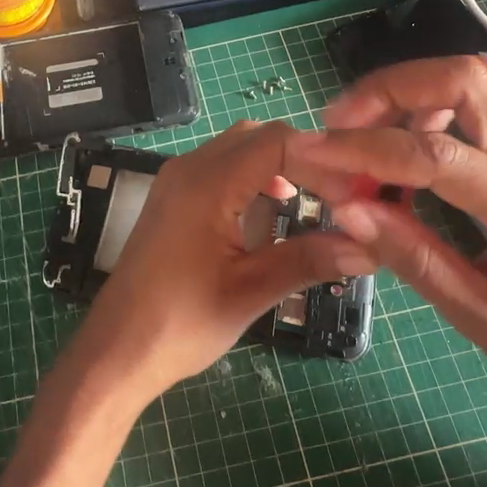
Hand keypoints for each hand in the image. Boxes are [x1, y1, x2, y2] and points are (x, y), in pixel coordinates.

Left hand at [76, 121, 374, 401]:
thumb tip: (368, 249)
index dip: (321, 161)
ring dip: (279, 166)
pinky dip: (254, 178)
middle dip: (304, 159)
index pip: (276, 141)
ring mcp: (177, 181)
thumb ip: (308, 260)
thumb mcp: (250, 292)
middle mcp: (189, 169)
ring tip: (316, 202)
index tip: (353, 194)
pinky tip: (273, 213)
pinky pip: (221, 168)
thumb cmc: (180, 323)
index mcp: (207, 183)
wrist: (117, 350)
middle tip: (341, 195)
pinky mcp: (174, 199)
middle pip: (258, 136)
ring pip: (239, 149)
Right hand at [291, 57, 486, 420]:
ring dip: (410, 86)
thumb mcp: (482, 323)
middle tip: (338, 123)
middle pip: (468, 79)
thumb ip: (414, 258)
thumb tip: (346, 208)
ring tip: (364, 126)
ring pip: (477, 76)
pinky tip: (405, 138)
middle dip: (390, 88)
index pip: (440, 154)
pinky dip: (432, 99)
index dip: (368, 148)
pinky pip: (485, 99)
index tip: (315, 153)